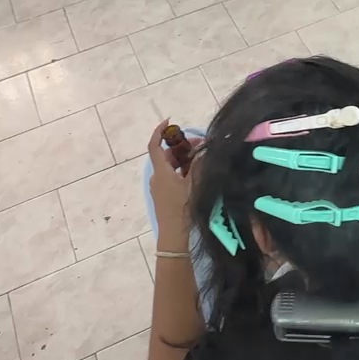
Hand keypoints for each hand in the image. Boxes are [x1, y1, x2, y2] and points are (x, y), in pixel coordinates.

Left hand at [147, 119, 200, 240]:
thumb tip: (203, 149)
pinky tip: (197, 174)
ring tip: (202, 158)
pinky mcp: (165, 196)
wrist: (174, 237)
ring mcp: (160, 188)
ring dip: (184, 159)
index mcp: (161, 171)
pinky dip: (182, 170)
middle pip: (166, 155)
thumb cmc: (183, 209)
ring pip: (170, 166)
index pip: (155, 145)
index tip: (170, 121)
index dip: (160, 131)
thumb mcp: (194, 184)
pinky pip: (172, 176)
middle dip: (182, 146)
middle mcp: (157, 177)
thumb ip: (198, 164)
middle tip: (201, 145)